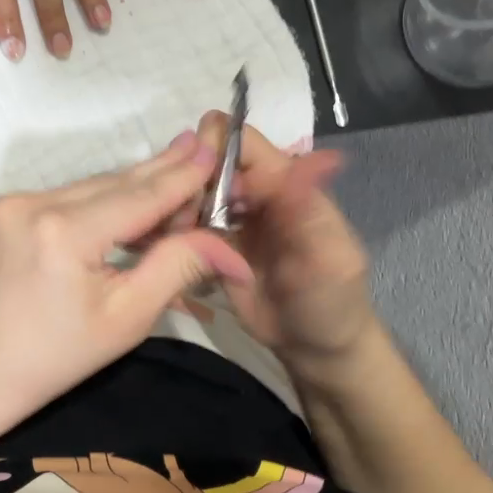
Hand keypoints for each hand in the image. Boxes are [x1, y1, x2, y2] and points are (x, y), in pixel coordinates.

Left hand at [0, 131, 251, 428]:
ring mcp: (16, 201)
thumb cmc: (56, 357)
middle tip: (204, 147)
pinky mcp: (9, 209)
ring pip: (93, 188)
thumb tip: (230, 246)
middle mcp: (36, 203)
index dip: (181, 176)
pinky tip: (136, 200)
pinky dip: (105, 201)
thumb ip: (175, 268)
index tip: (215, 149)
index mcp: (64, 232)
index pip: (139, 196)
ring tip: (182, 173)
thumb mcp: (126, 318)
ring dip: (136, 188)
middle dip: (163, 173)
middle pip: (116, 183)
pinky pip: (71, 197)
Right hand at [193, 112, 377, 370]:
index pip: (243, 143)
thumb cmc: (332, 303)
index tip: (193, 181)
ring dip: (174, 206)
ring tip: (168, 237)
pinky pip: (182, 221)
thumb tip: (310, 159)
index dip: (214, 151)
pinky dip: (168, 226)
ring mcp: (228, 216)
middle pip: (207, 162)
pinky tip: (160, 244)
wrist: (316, 349)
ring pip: (188, 189)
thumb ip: (309, 214)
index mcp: (284, 182)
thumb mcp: (329, 261)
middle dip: (186, 182)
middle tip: (178, 221)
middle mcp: (252, 191)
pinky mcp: (209, 242)